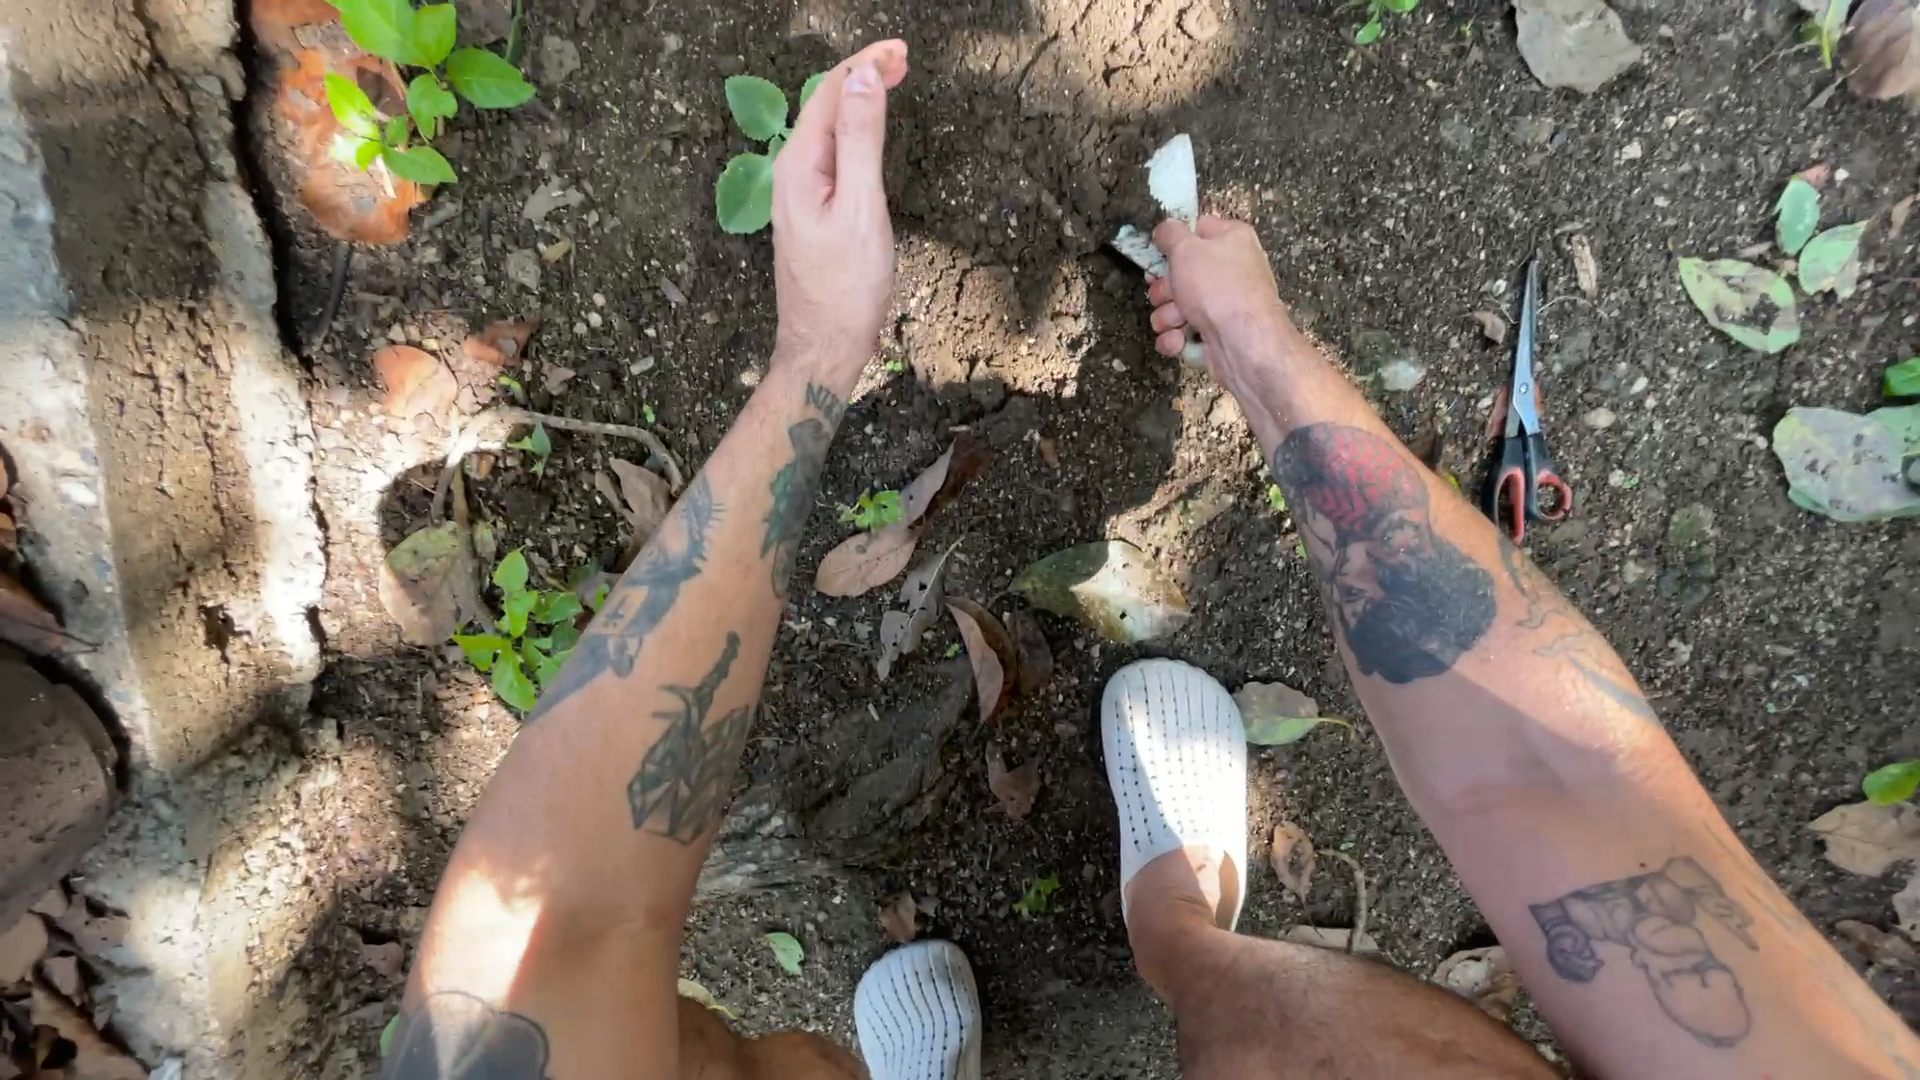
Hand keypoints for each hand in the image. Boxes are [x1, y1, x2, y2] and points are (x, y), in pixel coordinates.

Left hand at [770, 40, 909, 384]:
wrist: (824, 346)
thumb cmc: (847, 288)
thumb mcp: (860, 209)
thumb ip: (861, 141)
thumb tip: (864, 77)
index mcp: (799, 167)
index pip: (831, 94)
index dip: (866, 65)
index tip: (904, 53)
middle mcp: (790, 176)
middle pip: (825, 110)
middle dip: (862, 78)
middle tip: (903, 63)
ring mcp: (798, 199)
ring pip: (827, 136)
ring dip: (857, 106)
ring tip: (889, 87)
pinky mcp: (810, 219)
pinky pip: (830, 163)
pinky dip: (853, 139)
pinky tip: (868, 140)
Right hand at [1147, 216, 1284, 360]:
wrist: (1242, 342)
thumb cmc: (1218, 288)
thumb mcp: (1187, 249)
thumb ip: (1171, 233)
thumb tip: (1165, 228)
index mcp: (1230, 240)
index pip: (1197, 231)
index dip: (1174, 244)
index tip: (1157, 256)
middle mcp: (1229, 270)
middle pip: (1180, 274)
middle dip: (1164, 289)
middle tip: (1166, 294)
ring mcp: (1221, 305)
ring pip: (1175, 307)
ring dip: (1166, 316)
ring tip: (1176, 322)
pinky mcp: (1213, 335)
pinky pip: (1181, 333)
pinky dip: (1175, 339)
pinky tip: (1179, 341)